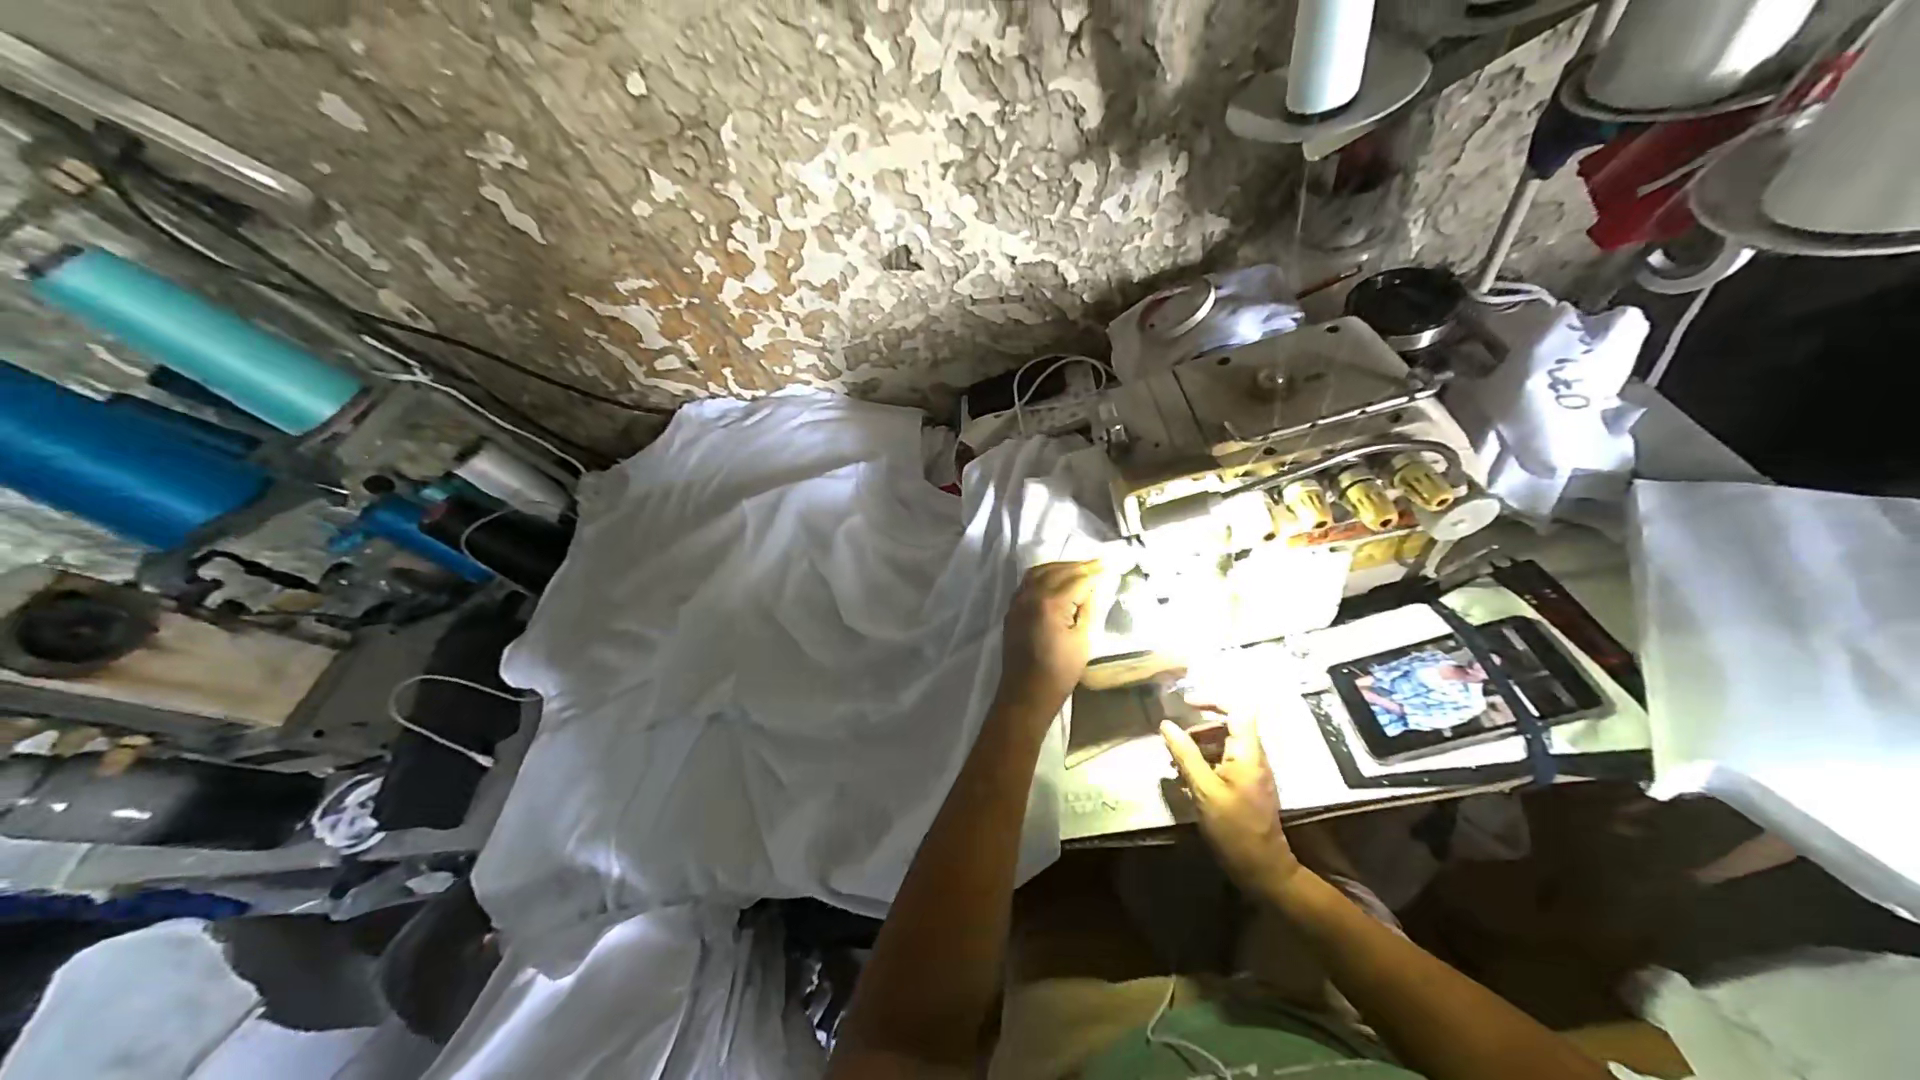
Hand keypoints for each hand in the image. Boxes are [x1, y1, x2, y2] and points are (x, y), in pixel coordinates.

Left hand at [996, 561, 1102, 719]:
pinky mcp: (1012, 609)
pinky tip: (1056, 579)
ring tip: (1080, 569)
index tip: (1109, 564)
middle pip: (1057, 570)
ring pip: (1040, 572)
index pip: (1077, 579)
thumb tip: (1094, 587)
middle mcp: (1030, 595)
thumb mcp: (1083, 640)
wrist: (1026, 693)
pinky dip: (1044, 575)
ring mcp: (1017, 601)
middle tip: (1098, 564)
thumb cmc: (1060, 672)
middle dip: (1079, 566)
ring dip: (1061, 567)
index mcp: (1050, 603)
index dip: (1094, 571)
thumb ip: (1088, 608)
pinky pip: (1028, 582)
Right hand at [1162, 712, 1302, 895]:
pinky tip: (1186, 778)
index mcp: (1248, 753)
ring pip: (1225, 744)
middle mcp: (1254, 757)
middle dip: (1199, 727)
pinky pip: (1226, 762)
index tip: (1186, 704)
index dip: (1212, 700)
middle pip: (1229, 725)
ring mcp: (1253, 772)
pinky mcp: (1248, 786)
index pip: (1237, 710)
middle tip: (1174, 739)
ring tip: (1175, 762)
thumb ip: (1185, 754)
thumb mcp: (1203, 789)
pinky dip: (1206, 762)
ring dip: (1199, 746)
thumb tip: (1167, 725)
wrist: (1262, 867)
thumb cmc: (1233, 827)